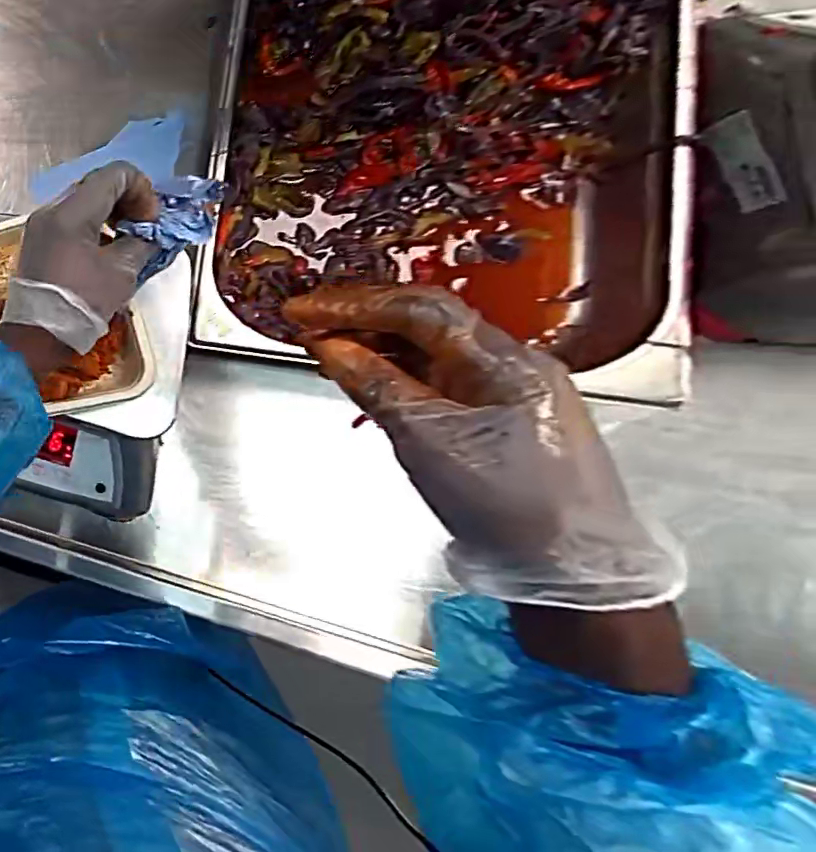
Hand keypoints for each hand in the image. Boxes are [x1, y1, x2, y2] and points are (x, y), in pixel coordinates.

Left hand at [1, 161, 157, 353]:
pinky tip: (105, 249)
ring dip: (110, 212)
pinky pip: (68, 219)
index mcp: (69, 213)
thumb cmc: (79, 304)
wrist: (35, 335)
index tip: (150, 220)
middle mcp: (49, 211)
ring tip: (127, 239)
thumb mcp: (122, 272)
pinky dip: (92, 224)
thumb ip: (143, 241)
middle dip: (127, 200)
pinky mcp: (36, 241)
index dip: (142, 190)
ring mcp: (39, 225)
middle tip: (143, 228)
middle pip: (96, 184)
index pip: (114, 174)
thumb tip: (151, 231)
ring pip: (82, 200)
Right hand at [284, 285, 683, 612]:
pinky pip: (431, 368)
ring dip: (369, 337)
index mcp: (502, 362)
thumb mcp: (424, 438)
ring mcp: (503, 383)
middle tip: (304, 318)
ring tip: (321, 343)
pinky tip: (358, 368)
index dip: (351, 304)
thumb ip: (373, 383)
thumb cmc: (505, 502)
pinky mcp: (493, 407)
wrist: (571, 566)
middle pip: (422, 316)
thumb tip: (326, 346)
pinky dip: (387, 362)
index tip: (300, 310)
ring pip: (425, 342)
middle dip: (357, 312)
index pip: (417, 310)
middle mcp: (508, 361)